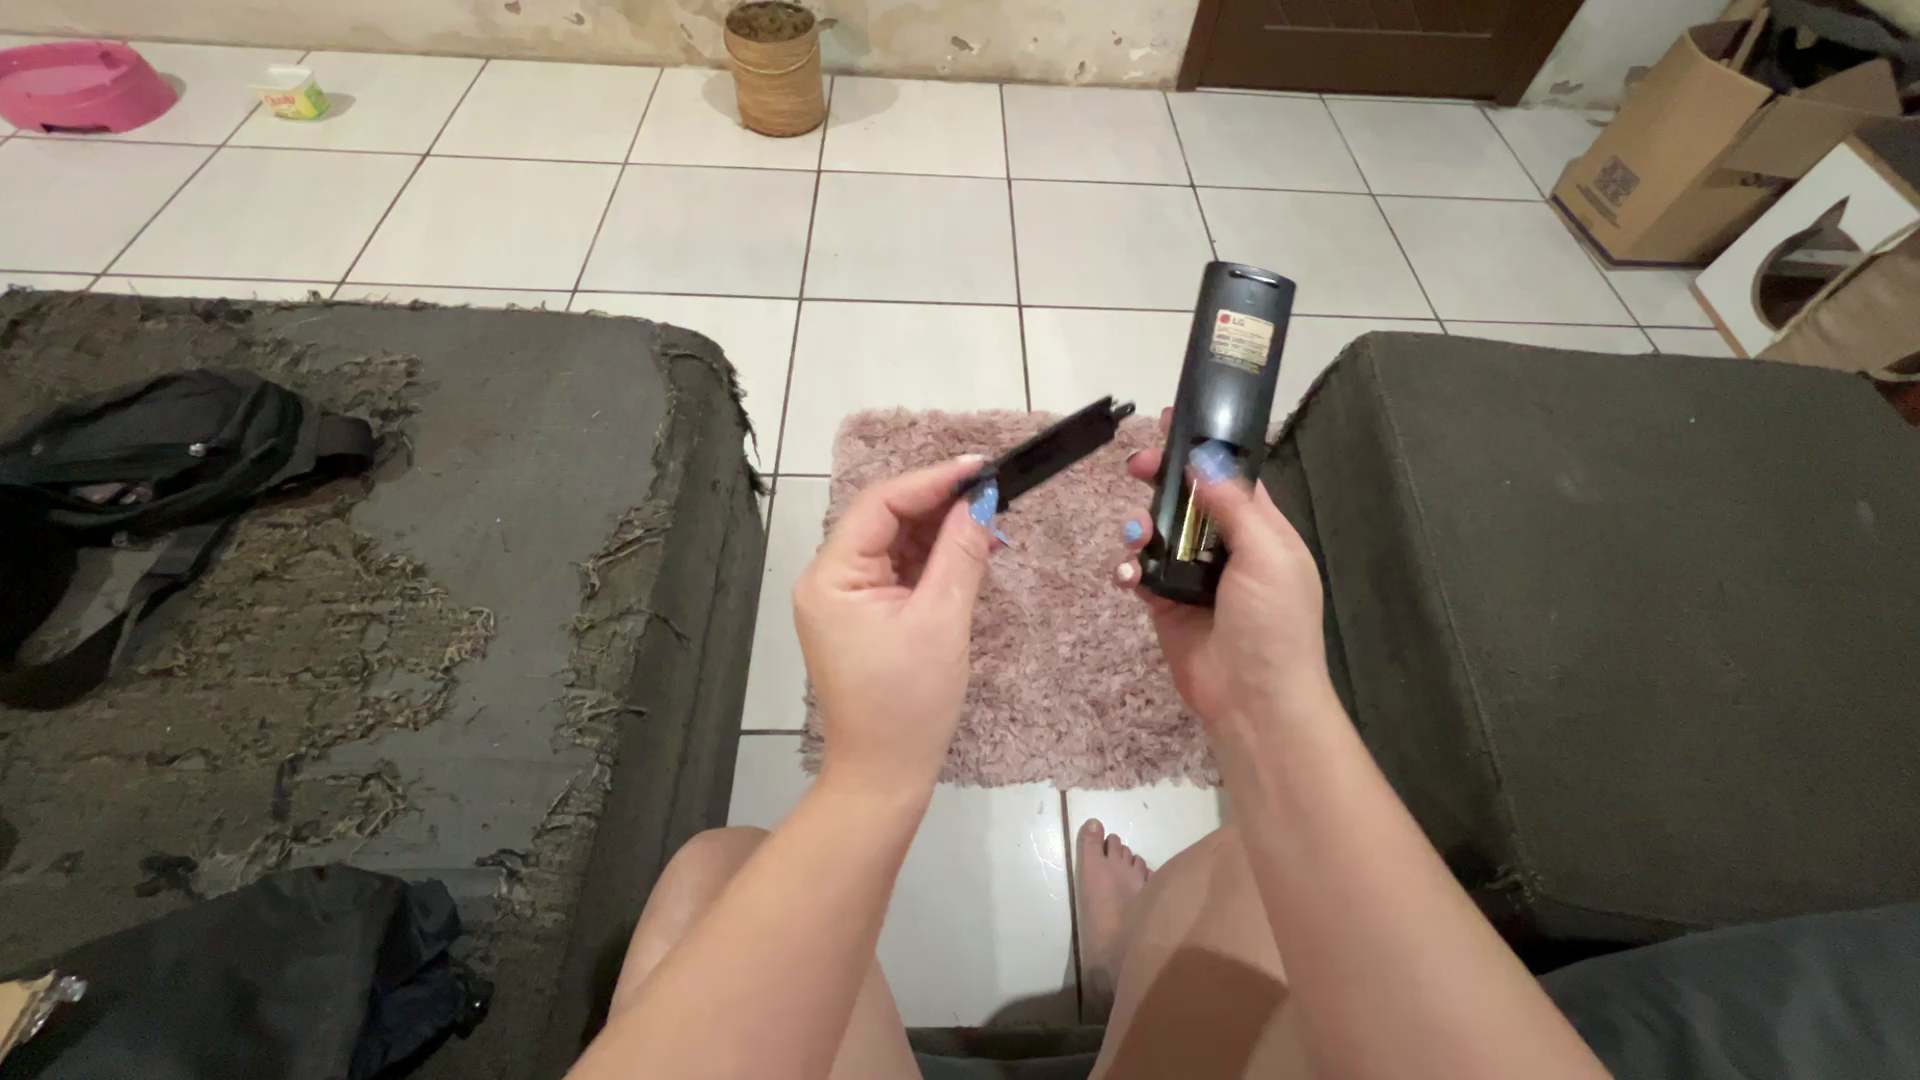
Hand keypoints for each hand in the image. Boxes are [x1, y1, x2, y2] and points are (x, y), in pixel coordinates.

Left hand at [794, 457, 997, 799]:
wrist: (885, 773)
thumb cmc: (909, 705)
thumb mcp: (942, 622)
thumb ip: (961, 554)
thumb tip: (982, 502)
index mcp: (831, 578)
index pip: (880, 506)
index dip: (931, 480)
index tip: (980, 467)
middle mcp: (828, 580)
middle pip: (886, 520)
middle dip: (940, 507)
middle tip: (993, 495)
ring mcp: (844, 598)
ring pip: (896, 544)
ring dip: (941, 533)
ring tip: (991, 524)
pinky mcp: (863, 615)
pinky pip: (899, 571)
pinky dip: (934, 562)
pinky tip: (971, 552)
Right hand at [1116, 410, 1334, 733]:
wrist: (1252, 698)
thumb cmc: (1272, 623)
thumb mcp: (1267, 555)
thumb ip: (1234, 506)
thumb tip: (1204, 461)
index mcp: (1262, 531)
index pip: (1230, 477)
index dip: (1203, 449)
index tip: (1171, 424)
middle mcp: (1226, 548)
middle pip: (1187, 499)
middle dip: (1160, 480)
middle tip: (1134, 466)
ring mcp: (1193, 576)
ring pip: (1157, 533)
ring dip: (1141, 526)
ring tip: (1136, 536)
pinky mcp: (1165, 603)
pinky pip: (1140, 573)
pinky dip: (1130, 570)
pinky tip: (1130, 577)